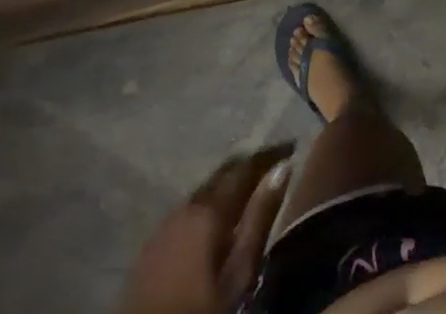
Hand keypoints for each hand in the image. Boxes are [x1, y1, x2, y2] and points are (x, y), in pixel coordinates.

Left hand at [118, 144, 294, 313]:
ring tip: (253, 186)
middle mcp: (186, 206)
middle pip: (221, 173)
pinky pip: (190, 206)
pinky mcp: (153, 240)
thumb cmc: (201, 307)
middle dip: (250, 164)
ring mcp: (165, 223)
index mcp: (210, 210)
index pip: (244, 167)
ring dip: (230, 181)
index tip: (292, 147)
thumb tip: (283, 170)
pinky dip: (212, 199)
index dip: (269, 154)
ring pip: (205, 188)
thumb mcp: (241, 270)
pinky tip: (220, 214)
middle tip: (277, 162)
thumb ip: (261, 218)